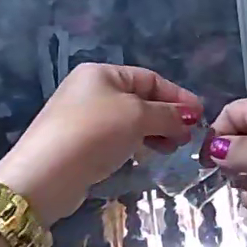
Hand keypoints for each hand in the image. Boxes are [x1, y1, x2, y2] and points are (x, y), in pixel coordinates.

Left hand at [0, 63, 202, 223]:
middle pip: (138, 98)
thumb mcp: (137, 117)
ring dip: (153, 131)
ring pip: (128, 119)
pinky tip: (145, 156)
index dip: (176, 96)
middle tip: (187, 138)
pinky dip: (134, 143)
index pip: (148, 78)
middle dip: (166, 116)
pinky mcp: (78, 143)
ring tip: (172, 149)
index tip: (200, 116)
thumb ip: (167, 114)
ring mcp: (81, 117)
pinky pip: (114, 137)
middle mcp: (89, 89)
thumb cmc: (94, 134)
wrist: (45, 174)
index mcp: (100, 73)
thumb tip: (189, 116)